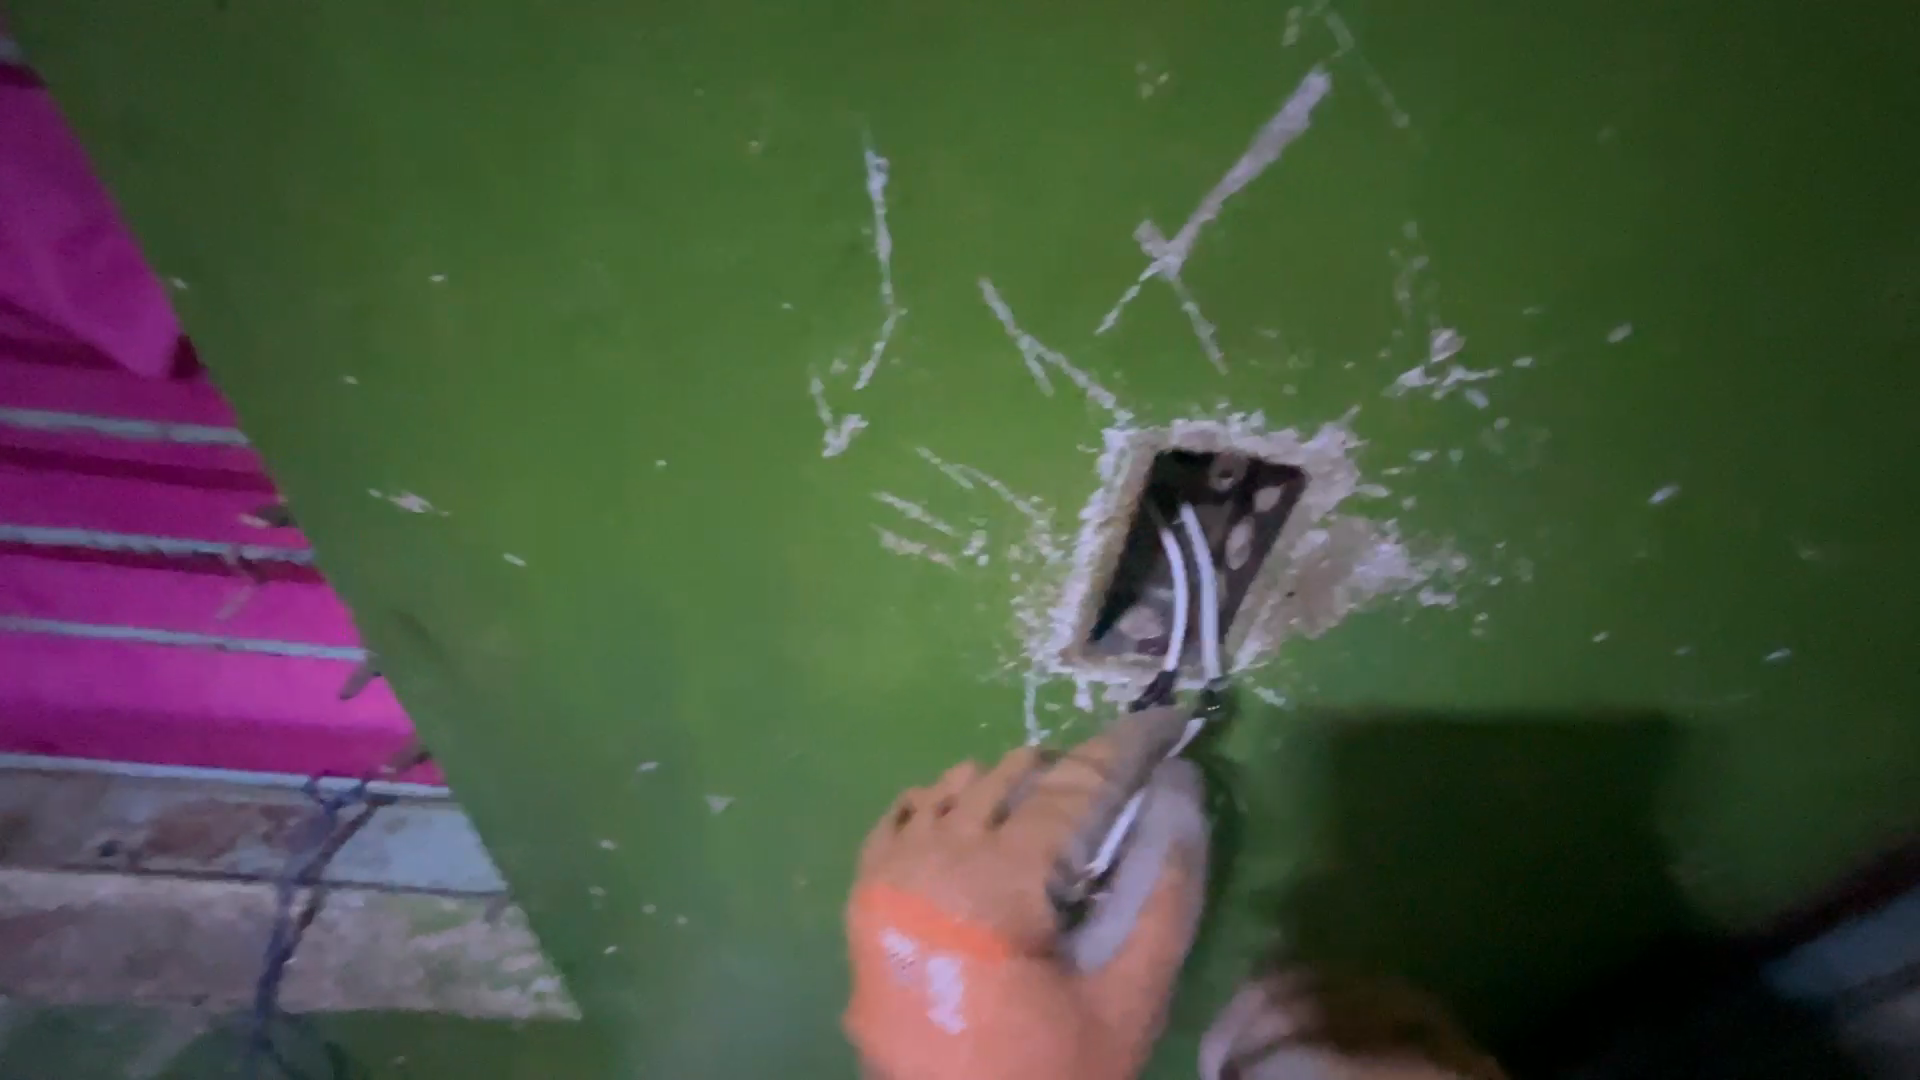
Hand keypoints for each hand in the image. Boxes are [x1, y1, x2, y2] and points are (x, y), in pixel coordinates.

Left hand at [844, 737, 1208, 1079]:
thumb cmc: (1043, 1074)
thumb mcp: (1124, 1005)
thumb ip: (1161, 906)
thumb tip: (1182, 812)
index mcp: (1000, 881)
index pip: (1074, 786)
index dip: (1125, 748)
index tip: (1165, 724)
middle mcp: (937, 854)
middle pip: (1012, 772)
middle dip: (1068, 774)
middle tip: (1104, 803)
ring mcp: (892, 868)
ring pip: (957, 782)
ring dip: (1006, 789)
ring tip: (1040, 821)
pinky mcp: (865, 889)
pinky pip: (904, 810)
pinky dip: (942, 804)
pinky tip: (966, 826)